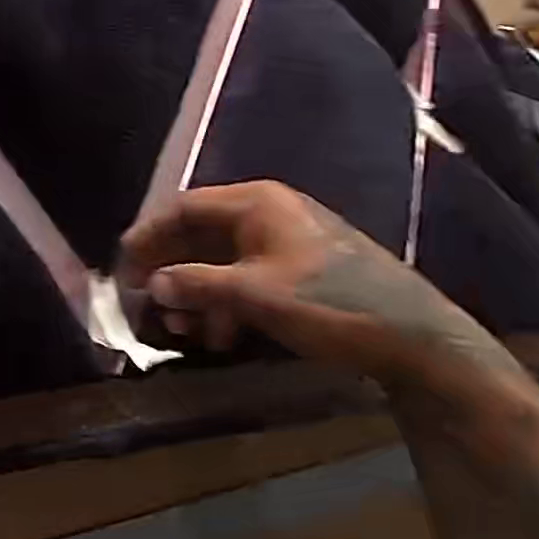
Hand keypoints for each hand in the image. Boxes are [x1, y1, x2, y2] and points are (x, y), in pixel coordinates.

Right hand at [117, 181, 522, 388]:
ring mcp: (286, 238)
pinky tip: (221, 334)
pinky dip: (227, 300)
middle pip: (202, 232)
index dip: (150, 235)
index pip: (185, 207)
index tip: (124, 264)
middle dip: (173, 267)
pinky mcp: (300, 266)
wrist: (414, 337)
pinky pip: (247, 274)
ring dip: (198, 290)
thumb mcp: (255, 295)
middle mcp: (268, 210)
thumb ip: (198, 285)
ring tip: (182, 328)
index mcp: (256, 201)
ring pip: (223, 257)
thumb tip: (153, 284)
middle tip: (146, 300)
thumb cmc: (329, 303)